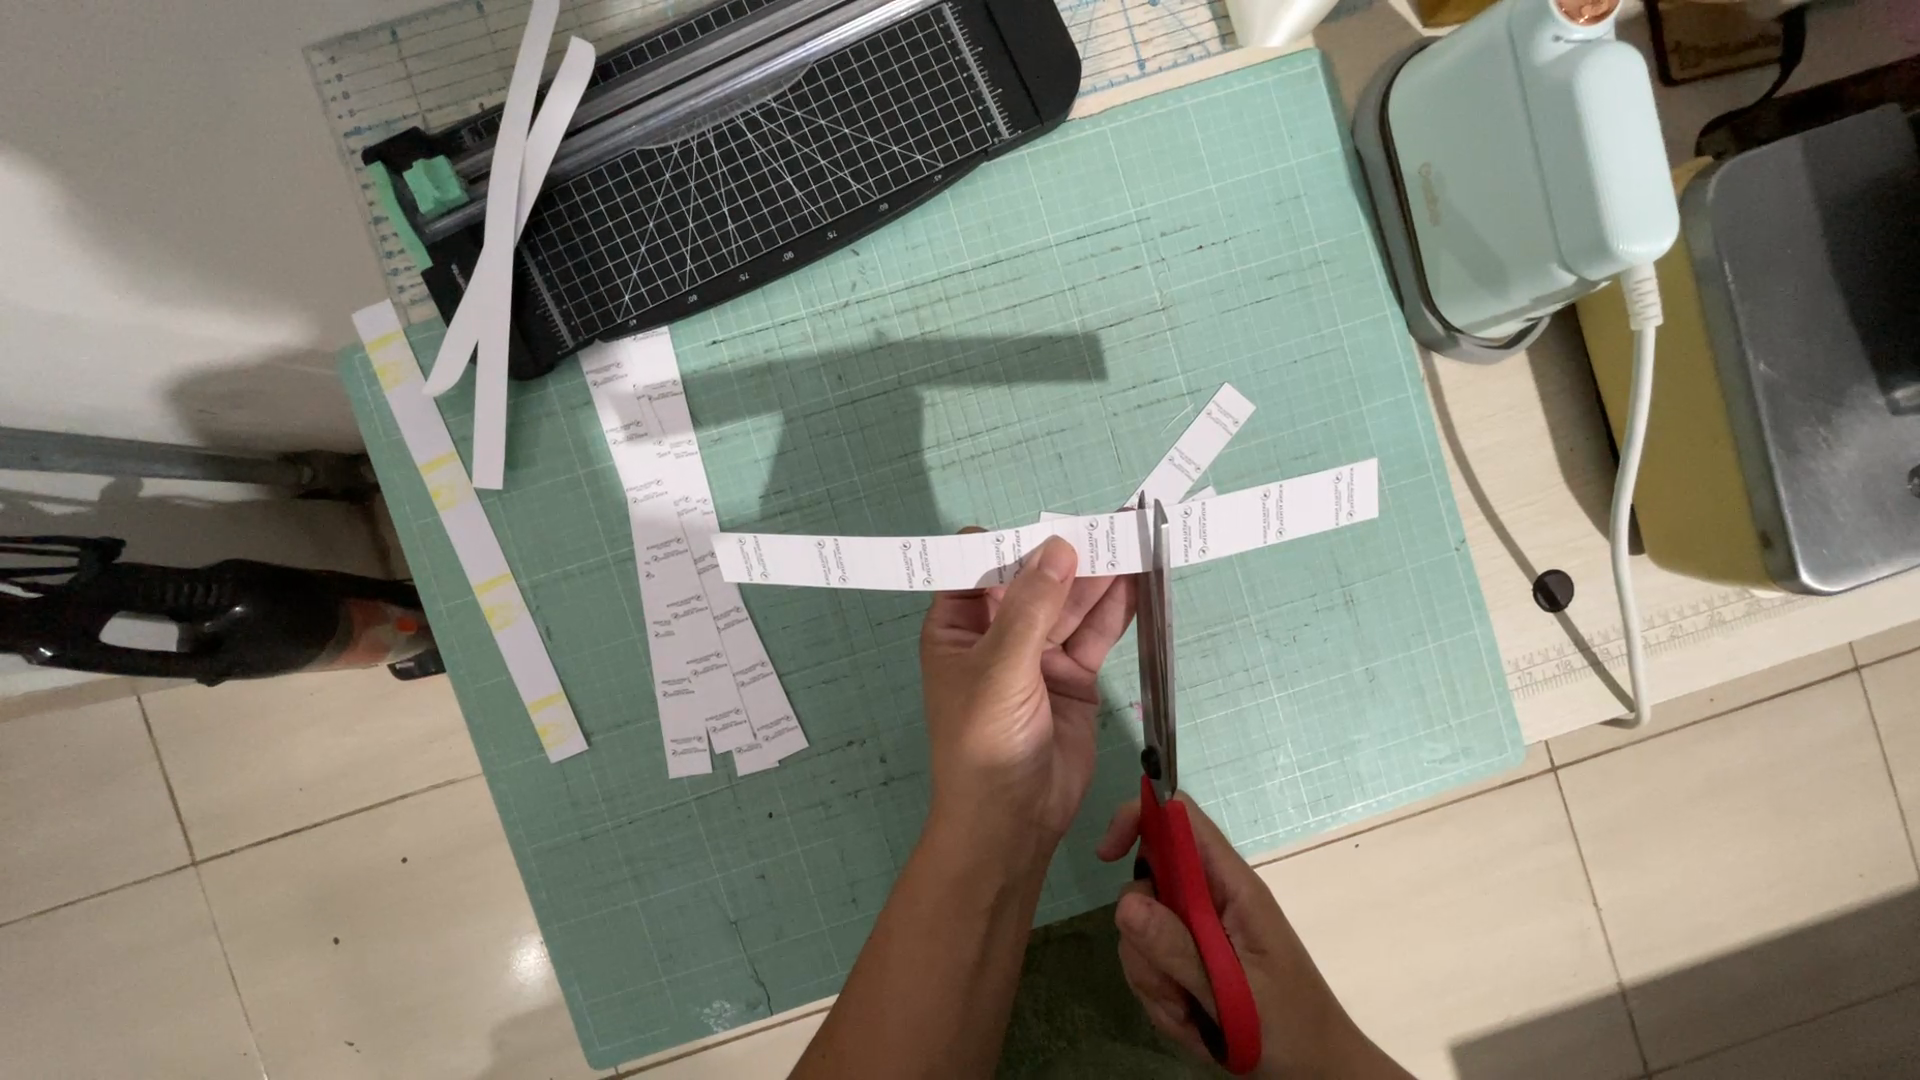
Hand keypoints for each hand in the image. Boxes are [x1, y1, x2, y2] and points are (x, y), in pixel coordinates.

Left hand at [919, 535, 1135, 848]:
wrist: (1012, 824)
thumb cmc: (984, 743)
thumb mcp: (1000, 670)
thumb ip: (1031, 608)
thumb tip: (1058, 547)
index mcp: (958, 625)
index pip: (979, 566)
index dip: (1011, 543)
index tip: (1051, 527)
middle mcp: (997, 633)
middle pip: (1035, 580)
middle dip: (1070, 553)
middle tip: (1114, 520)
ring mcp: (1036, 654)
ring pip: (1070, 603)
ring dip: (1100, 574)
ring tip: (1136, 537)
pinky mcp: (1072, 676)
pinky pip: (1094, 634)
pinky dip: (1116, 609)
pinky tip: (1139, 579)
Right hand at [1096, 796, 1410, 1079]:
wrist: (1318, 1074)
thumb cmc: (1291, 1027)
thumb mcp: (1234, 992)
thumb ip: (1178, 949)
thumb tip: (1125, 903)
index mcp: (1230, 884)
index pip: (1177, 817)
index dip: (1137, 818)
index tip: (1107, 856)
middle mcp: (1208, 896)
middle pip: (1146, 880)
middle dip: (1143, 936)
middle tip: (1172, 986)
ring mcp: (1197, 926)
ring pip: (1140, 927)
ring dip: (1154, 977)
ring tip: (1191, 1015)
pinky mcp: (1188, 956)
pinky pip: (1148, 961)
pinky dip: (1160, 997)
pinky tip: (1190, 1022)